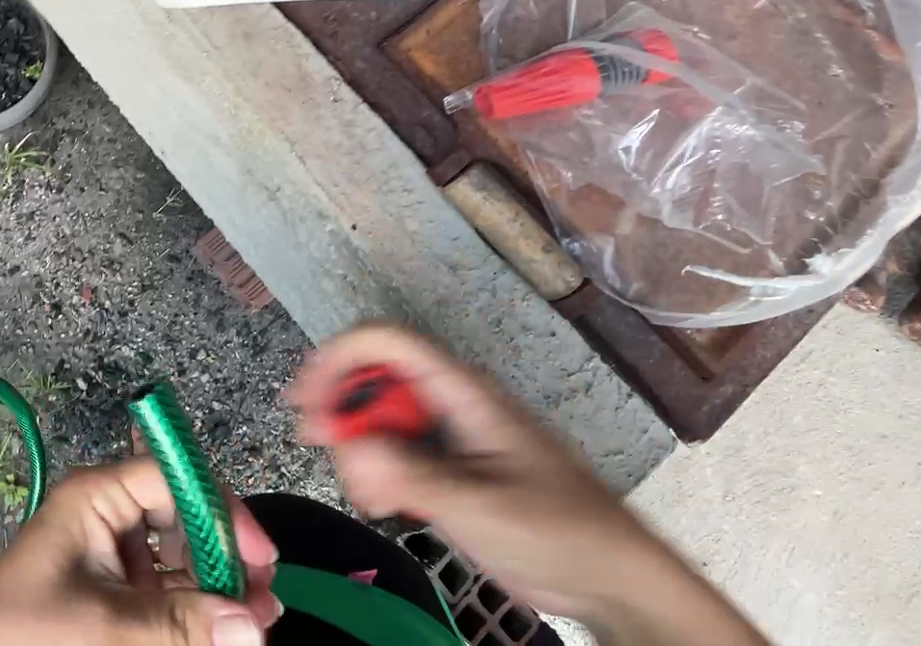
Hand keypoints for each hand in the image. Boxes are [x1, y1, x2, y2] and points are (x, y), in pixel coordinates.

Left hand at [0, 456, 282, 645]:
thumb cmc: (27, 637)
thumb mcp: (104, 627)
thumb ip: (179, 624)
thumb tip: (253, 627)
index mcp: (96, 498)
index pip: (171, 477)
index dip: (220, 509)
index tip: (260, 556)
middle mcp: (107, 516)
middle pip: (183, 516)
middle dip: (226, 552)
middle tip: (265, 595)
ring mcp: (112, 557)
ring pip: (181, 556)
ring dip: (219, 585)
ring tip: (258, 618)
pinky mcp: (113, 593)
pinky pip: (166, 589)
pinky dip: (197, 607)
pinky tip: (227, 630)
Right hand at [289, 324, 767, 645]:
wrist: (615, 578)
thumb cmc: (560, 532)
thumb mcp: (481, 505)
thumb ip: (412, 473)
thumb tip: (350, 446)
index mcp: (461, 389)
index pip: (384, 342)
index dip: (337, 357)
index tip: (305, 400)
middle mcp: (449, 398)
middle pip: (372, 380)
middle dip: (342, 414)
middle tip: (330, 457)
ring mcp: (448, 430)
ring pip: (378, 417)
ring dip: (360, 451)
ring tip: (375, 499)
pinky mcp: (448, 462)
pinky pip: (394, 450)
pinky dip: (377, 471)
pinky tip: (387, 504)